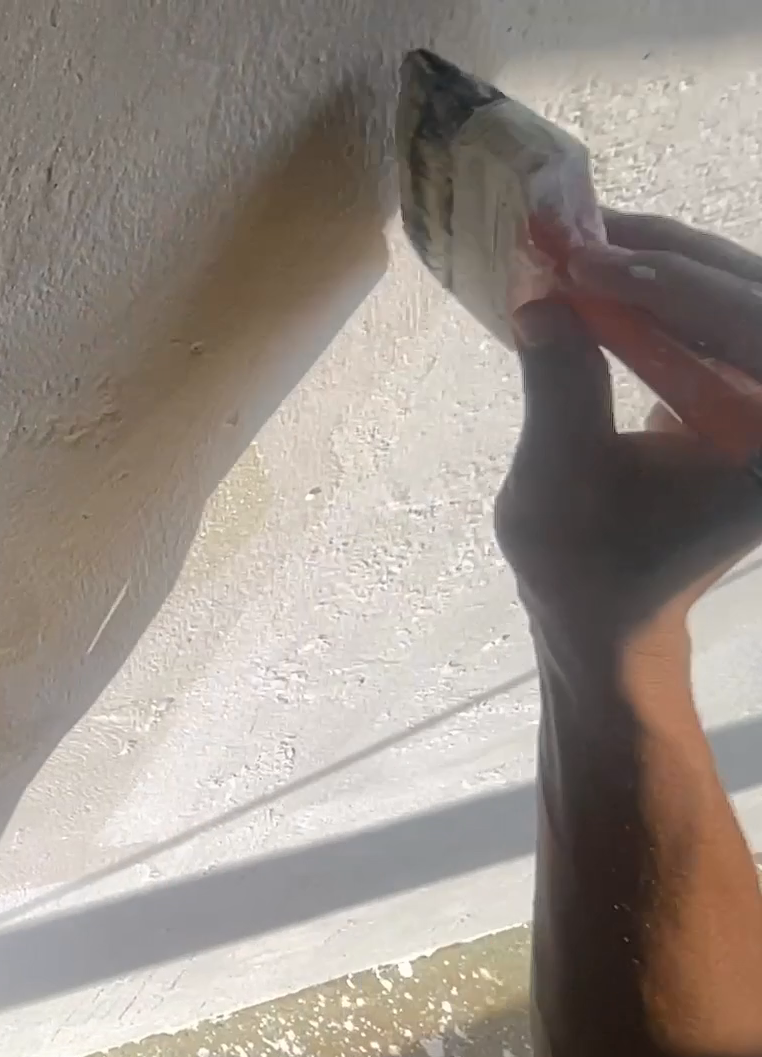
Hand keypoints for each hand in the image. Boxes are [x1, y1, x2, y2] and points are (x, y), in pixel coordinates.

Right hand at [495, 212, 761, 659]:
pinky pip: (723, 330)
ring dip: (670, 270)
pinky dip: (667, 300)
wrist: (603, 606)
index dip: (667, 286)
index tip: (586, 253)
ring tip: (591, 243)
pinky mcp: (749, 402)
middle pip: (758, 302)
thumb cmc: (580, 557)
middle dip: (673, 260)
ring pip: (743, 306)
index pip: (744, 331)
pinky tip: (611, 282)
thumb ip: (560, 387)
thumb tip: (540, 303)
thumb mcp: (558, 476)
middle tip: (585, 227)